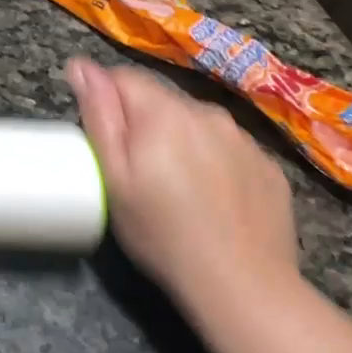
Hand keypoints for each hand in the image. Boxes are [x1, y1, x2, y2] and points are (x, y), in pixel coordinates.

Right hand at [66, 58, 297, 299]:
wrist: (244, 287)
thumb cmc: (161, 232)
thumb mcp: (113, 176)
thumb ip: (99, 115)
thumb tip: (81, 65)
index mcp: (163, 113)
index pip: (123, 77)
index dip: (106, 102)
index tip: (106, 141)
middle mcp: (207, 114)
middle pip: (161, 101)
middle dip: (144, 124)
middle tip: (137, 173)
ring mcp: (245, 141)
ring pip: (196, 125)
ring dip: (181, 142)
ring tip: (177, 189)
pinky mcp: (270, 169)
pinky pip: (229, 150)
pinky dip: (215, 164)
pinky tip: (212, 201)